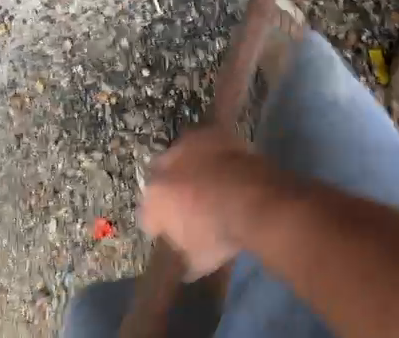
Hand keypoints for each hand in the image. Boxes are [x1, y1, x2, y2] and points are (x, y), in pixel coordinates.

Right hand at [137, 128, 266, 279]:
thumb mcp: (200, 261)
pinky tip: (223, 165)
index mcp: (154, 199)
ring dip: (188, 167)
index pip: (147, 215)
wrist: (251, 200)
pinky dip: (210, 153)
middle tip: (189, 204)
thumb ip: (186, 258)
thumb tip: (186, 265)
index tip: (173, 233)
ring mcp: (185, 146)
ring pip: (180, 157)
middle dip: (170, 190)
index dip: (161, 226)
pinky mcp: (208, 132)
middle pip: (159, 179)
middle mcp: (162, 168)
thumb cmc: (219, 235)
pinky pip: (204, 144)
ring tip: (207, 181)